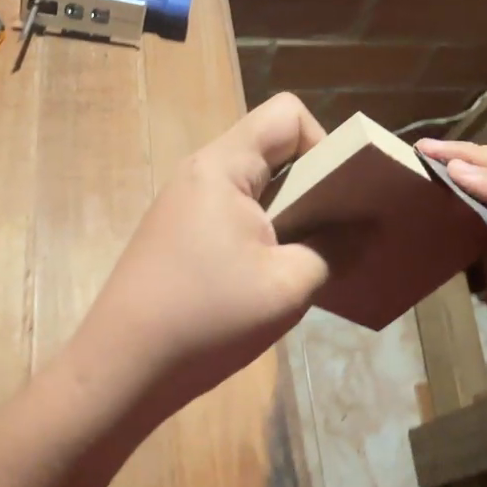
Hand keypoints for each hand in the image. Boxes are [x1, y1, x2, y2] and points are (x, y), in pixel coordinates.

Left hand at [70, 93, 345, 414]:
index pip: (285, 114)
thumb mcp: (287, 287)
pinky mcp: (178, 233)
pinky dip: (262, 229)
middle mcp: (201, 171)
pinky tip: (270, 276)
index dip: (321, 141)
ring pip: (254, 182)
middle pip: (270, 145)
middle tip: (333, 227)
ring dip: (288, 209)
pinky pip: (234, 210)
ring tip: (307, 255)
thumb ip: (333, 250)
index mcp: (223, 166)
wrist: (119, 371)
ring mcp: (186, 203)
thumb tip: (366, 231)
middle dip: (310, 179)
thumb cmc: (207, 318)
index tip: (335, 191)